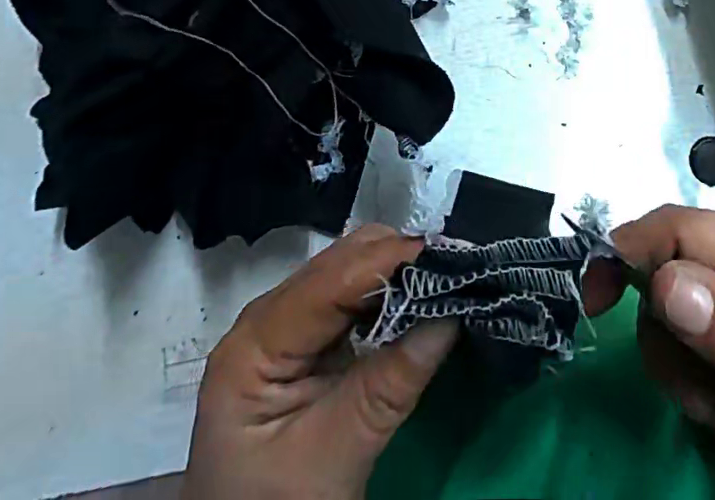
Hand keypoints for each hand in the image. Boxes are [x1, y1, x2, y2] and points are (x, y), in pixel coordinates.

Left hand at [184, 225, 459, 499]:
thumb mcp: (333, 457)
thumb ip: (387, 387)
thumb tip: (449, 316)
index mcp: (256, 340)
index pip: (329, 280)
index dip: (389, 260)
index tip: (449, 257)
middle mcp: (266, 316)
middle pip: (337, 263)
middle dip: (398, 258)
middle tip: (458, 270)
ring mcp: (284, 324)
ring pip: (346, 271)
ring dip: (396, 271)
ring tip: (446, 280)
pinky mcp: (305, 340)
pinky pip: (349, 298)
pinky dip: (387, 293)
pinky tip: (418, 301)